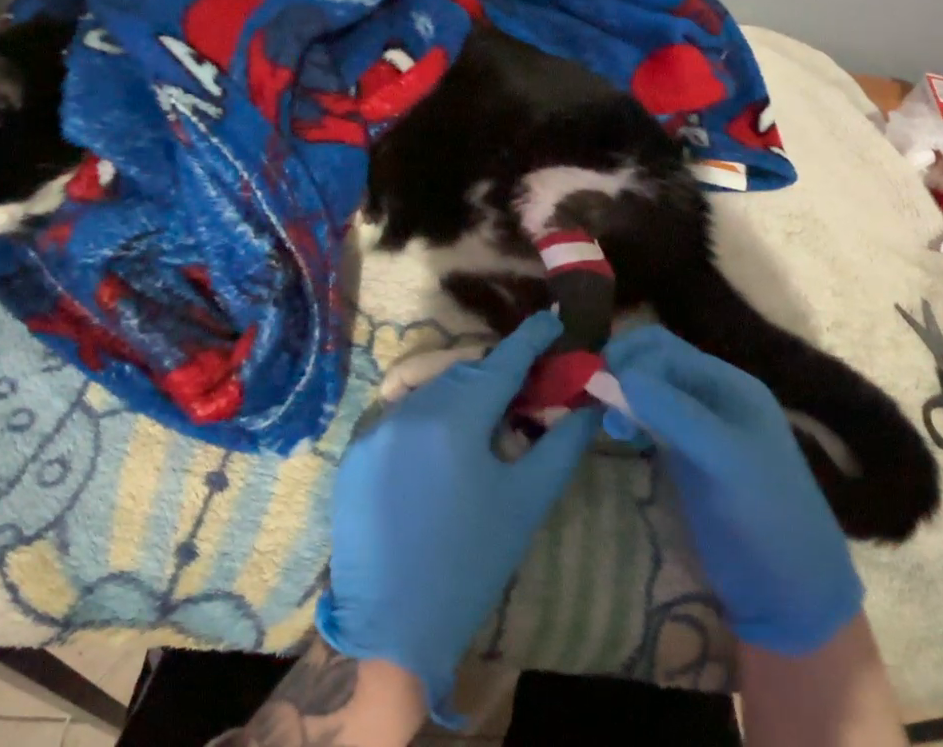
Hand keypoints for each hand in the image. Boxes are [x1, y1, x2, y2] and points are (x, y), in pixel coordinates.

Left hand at [318, 313, 599, 723]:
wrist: (395, 622)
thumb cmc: (473, 561)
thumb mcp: (527, 500)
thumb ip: (562, 443)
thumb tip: (588, 404)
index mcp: (454, 418)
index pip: (502, 360)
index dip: (532, 338)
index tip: (554, 320)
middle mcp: (409, 411)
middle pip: (464, 371)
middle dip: (498, 369)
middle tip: (528, 386)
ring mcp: (374, 431)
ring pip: (429, 390)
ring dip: (462, 392)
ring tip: (488, 420)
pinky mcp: (354, 454)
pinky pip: (400, 417)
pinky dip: (429, 417)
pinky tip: (445, 450)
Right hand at [605, 326, 863, 654]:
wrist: (788, 590)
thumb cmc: (764, 516)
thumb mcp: (725, 458)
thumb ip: (674, 413)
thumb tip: (616, 374)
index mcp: (729, 385)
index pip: (663, 348)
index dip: (626, 359)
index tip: (593, 387)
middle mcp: (711, 398)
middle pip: (653, 363)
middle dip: (619, 373)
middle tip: (590, 402)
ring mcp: (698, 429)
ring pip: (648, 393)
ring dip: (620, 396)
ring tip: (604, 422)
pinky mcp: (685, 460)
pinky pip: (649, 423)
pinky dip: (628, 420)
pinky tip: (618, 437)